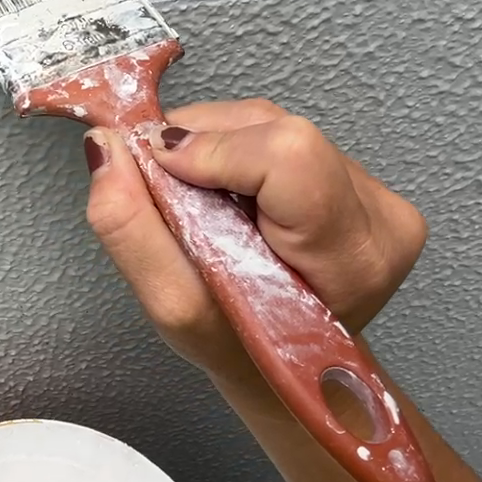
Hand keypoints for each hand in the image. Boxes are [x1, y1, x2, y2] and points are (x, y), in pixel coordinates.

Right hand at [82, 100, 426, 375]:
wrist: (283, 361)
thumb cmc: (232, 344)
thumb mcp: (170, 303)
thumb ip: (131, 227)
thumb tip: (104, 144)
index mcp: (348, 256)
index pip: (287, 155)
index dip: (210, 149)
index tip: (158, 169)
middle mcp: (377, 213)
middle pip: (269, 128)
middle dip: (197, 145)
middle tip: (167, 193)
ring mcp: (372, 188)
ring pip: (265, 121)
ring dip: (206, 143)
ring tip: (191, 196)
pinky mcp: (352, 173)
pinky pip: (272, 129)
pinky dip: (224, 146)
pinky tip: (215, 187)